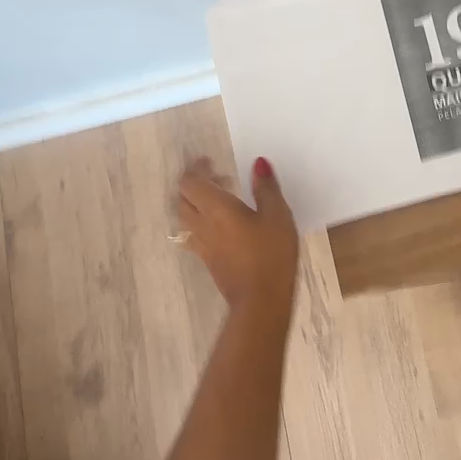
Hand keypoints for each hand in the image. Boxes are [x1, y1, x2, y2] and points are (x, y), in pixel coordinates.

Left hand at [178, 156, 298, 322]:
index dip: (196, 169)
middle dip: (194, 184)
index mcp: (216, 208)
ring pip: (185, 216)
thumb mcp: (277, 215)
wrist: (260, 298)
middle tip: (218, 177)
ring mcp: (202, 244)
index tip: (210, 161)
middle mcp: (202, 224)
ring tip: (219, 199)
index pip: (191, 183)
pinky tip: (221, 225)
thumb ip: (266, 188)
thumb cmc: (271, 252)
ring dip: (195, 202)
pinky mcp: (207, 259)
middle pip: (183, 198)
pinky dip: (200, 220)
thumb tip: (258, 163)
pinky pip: (193, 232)